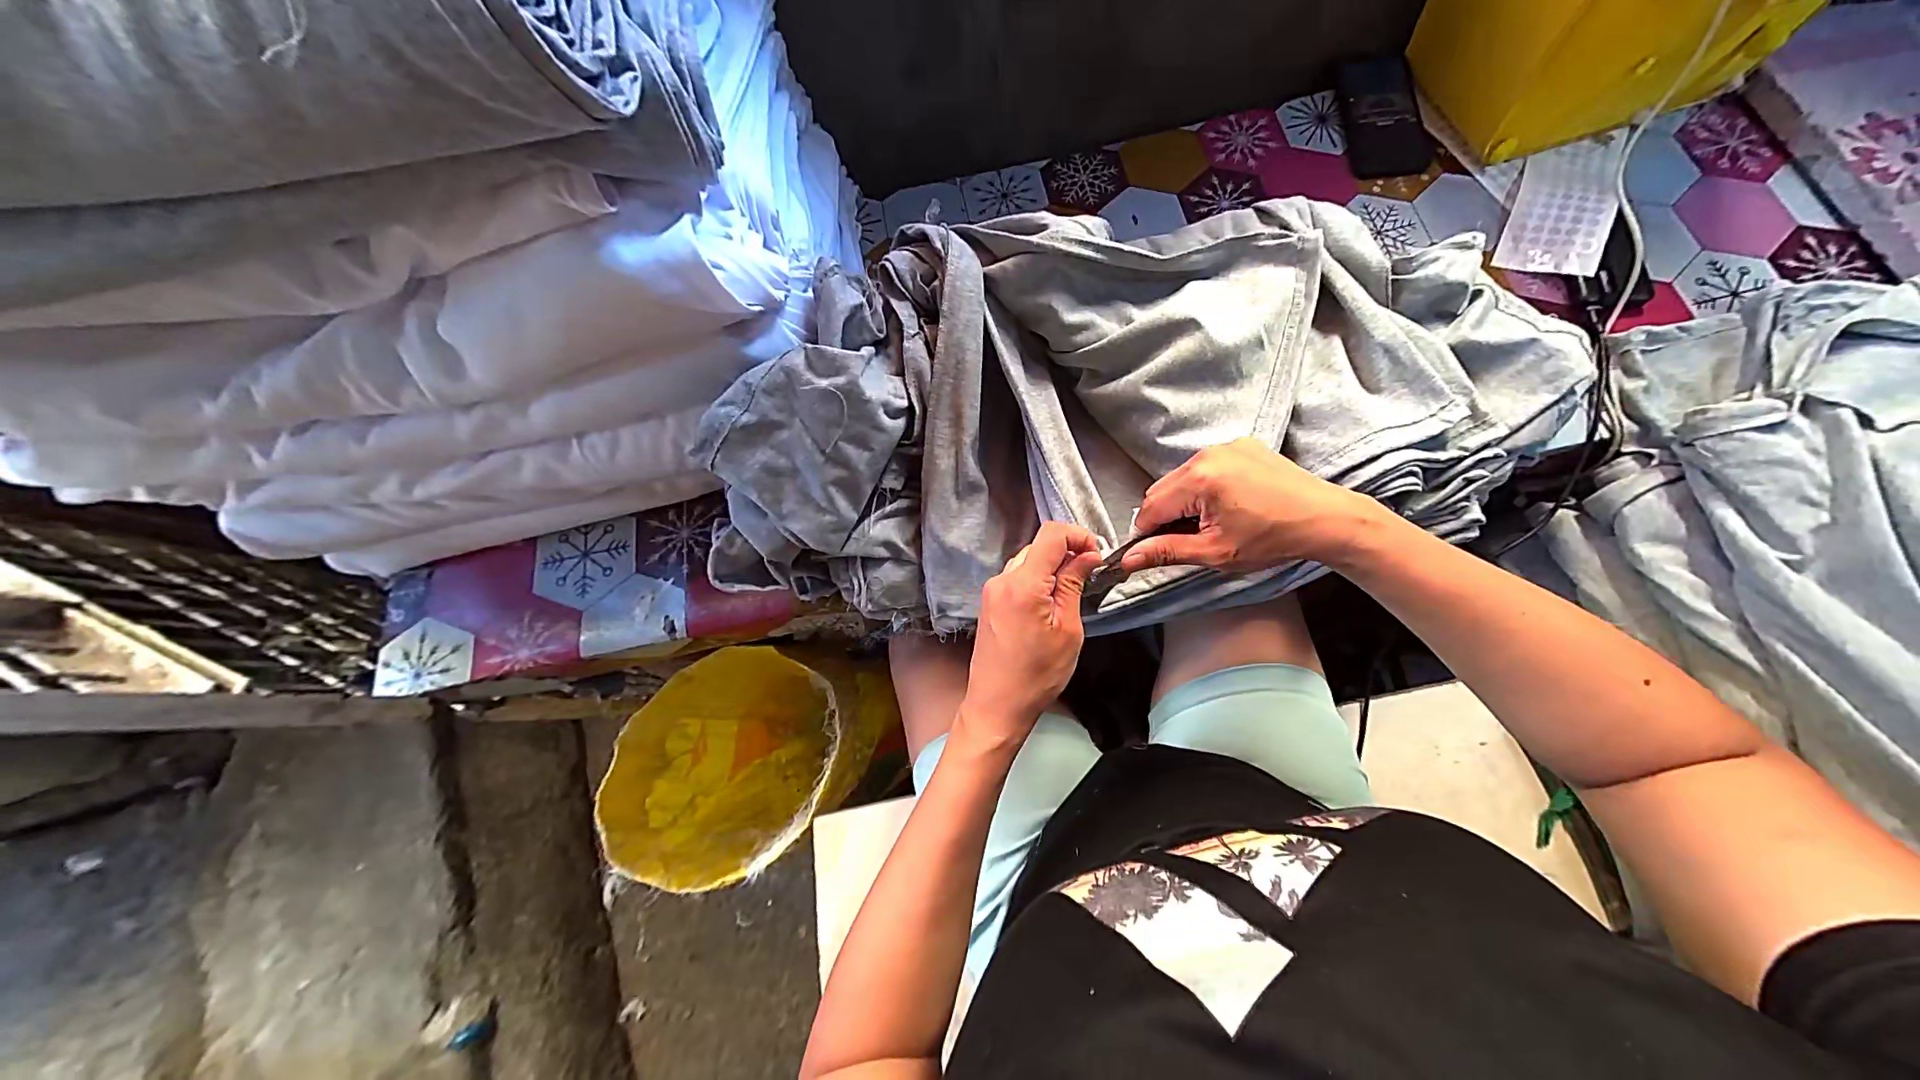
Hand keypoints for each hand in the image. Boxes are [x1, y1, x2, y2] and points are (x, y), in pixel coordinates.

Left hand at [957, 522, 1102, 743]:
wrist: (997, 705)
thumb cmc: (1036, 676)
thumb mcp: (1068, 630)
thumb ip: (1073, 586)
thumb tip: (1087, 557)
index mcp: (1023, 585)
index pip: (1051, 535)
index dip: (1078, 536)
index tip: (1095, 554)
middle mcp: (1002, 581)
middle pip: (1039, 546)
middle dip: (1067, 553)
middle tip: (1089, 575)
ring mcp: (992, 591)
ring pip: (1028, 561)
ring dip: (1051, 567)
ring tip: (1071, 592)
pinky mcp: (989, 602)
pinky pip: (1016, 577)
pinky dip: (1037, 580)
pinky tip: (1050, 602)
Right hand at [1118, 438, 1388, 574]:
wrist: (1327, 519)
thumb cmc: (1274, 538)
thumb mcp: (1215, 552)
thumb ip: (1166, 552)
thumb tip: (1128, 559)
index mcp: (1199, 478)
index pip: (1149, 509)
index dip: (1147, 534)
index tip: (1157, 551)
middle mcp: (1207, 454)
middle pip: (1162, 490)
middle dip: (1167, 516)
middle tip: (1189, 540)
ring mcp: (1226, 446)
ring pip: (1182, 478)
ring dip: (1185, 501)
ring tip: (1212, 523)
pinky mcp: (1242, 446)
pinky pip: (1206, 467)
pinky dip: (1205, 486)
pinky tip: (1228, 505)